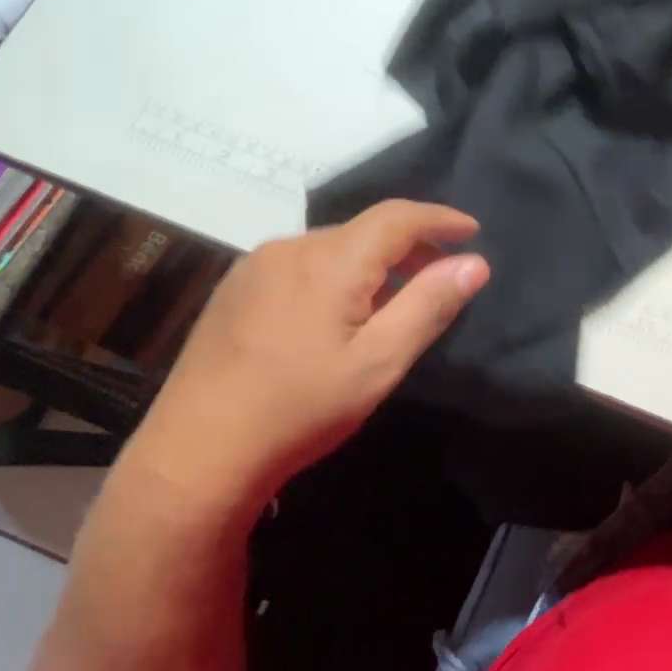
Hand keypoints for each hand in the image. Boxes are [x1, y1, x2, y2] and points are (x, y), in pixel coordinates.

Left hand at [123, 201, 489, 517]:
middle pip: (364, 230)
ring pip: (332, 247)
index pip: (397, 217)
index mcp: (329, 261)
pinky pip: (302, 265)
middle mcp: (289, 248)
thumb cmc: (300, 409)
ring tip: (396, 301)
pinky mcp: (235, 291)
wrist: (196, 453)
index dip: (440, 219)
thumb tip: (474, 263)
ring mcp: (255, 267)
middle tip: (442, 278)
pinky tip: (340, 315)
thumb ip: (428, 306)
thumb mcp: (378, 363)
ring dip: (373, 263)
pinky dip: (338, 275)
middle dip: (410, 246)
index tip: (473, 230)